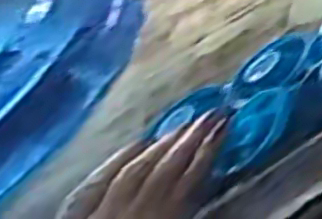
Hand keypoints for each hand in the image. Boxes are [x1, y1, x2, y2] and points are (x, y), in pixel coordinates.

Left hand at [58, 114, 224, 218]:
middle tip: (214, 113)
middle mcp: (130, 214)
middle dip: (191, 138)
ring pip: (132, 172)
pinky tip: (139, 143)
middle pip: (162, 170)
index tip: (229, 123)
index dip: (211, 147)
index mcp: (164, 218)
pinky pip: (92, 187)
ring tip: (185, 124)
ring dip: (162, 144)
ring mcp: (98, 217)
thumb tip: (216, 174)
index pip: (190, 177)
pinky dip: (117, 160)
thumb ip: (192, 206)